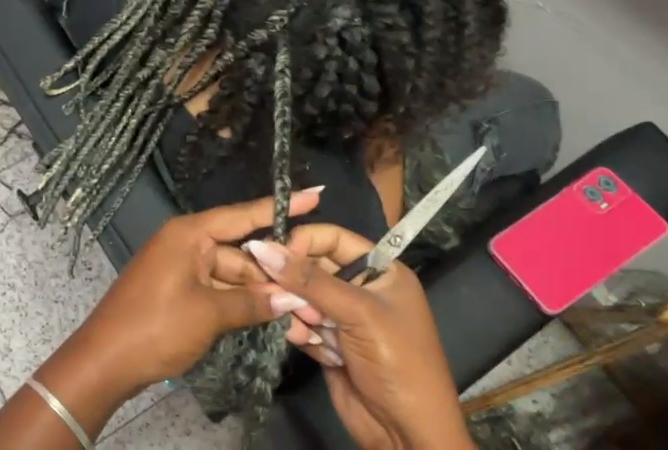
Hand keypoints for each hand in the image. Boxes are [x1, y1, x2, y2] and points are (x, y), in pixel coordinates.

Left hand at [71, 186, 323, 394]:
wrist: (106, 360)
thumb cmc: (156, 326)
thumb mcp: (209, 314)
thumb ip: (251, 303)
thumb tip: (291, 297)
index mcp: (189, 234)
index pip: (242, 215)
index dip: (279, 208)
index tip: (315, 195)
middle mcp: (185, 243)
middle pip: (240, 251)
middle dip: (273, 273)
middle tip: (314, 291)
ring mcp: (181, 268)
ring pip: (231, 275)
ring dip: (258, 294)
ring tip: (300, 314)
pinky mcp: (178, 292)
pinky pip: (217, 290)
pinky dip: (239, 304)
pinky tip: (269, 319)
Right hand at [245, 227, 473, 449]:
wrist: (409, 436)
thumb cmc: (397, 363)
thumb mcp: (357, 314)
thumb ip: (308, 279)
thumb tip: (259, 245)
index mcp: (382, 271)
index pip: (332, 238)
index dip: (303, 241)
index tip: (273, 253)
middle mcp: (362, 288)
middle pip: (312, 266)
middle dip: (294, 280)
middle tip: (272, 288)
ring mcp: (345, 317)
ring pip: (302, 296)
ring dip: (297, 310)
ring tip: (306, 327)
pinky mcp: (330, 343)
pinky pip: (301, 323)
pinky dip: (301, 332)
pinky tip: (311, 345)